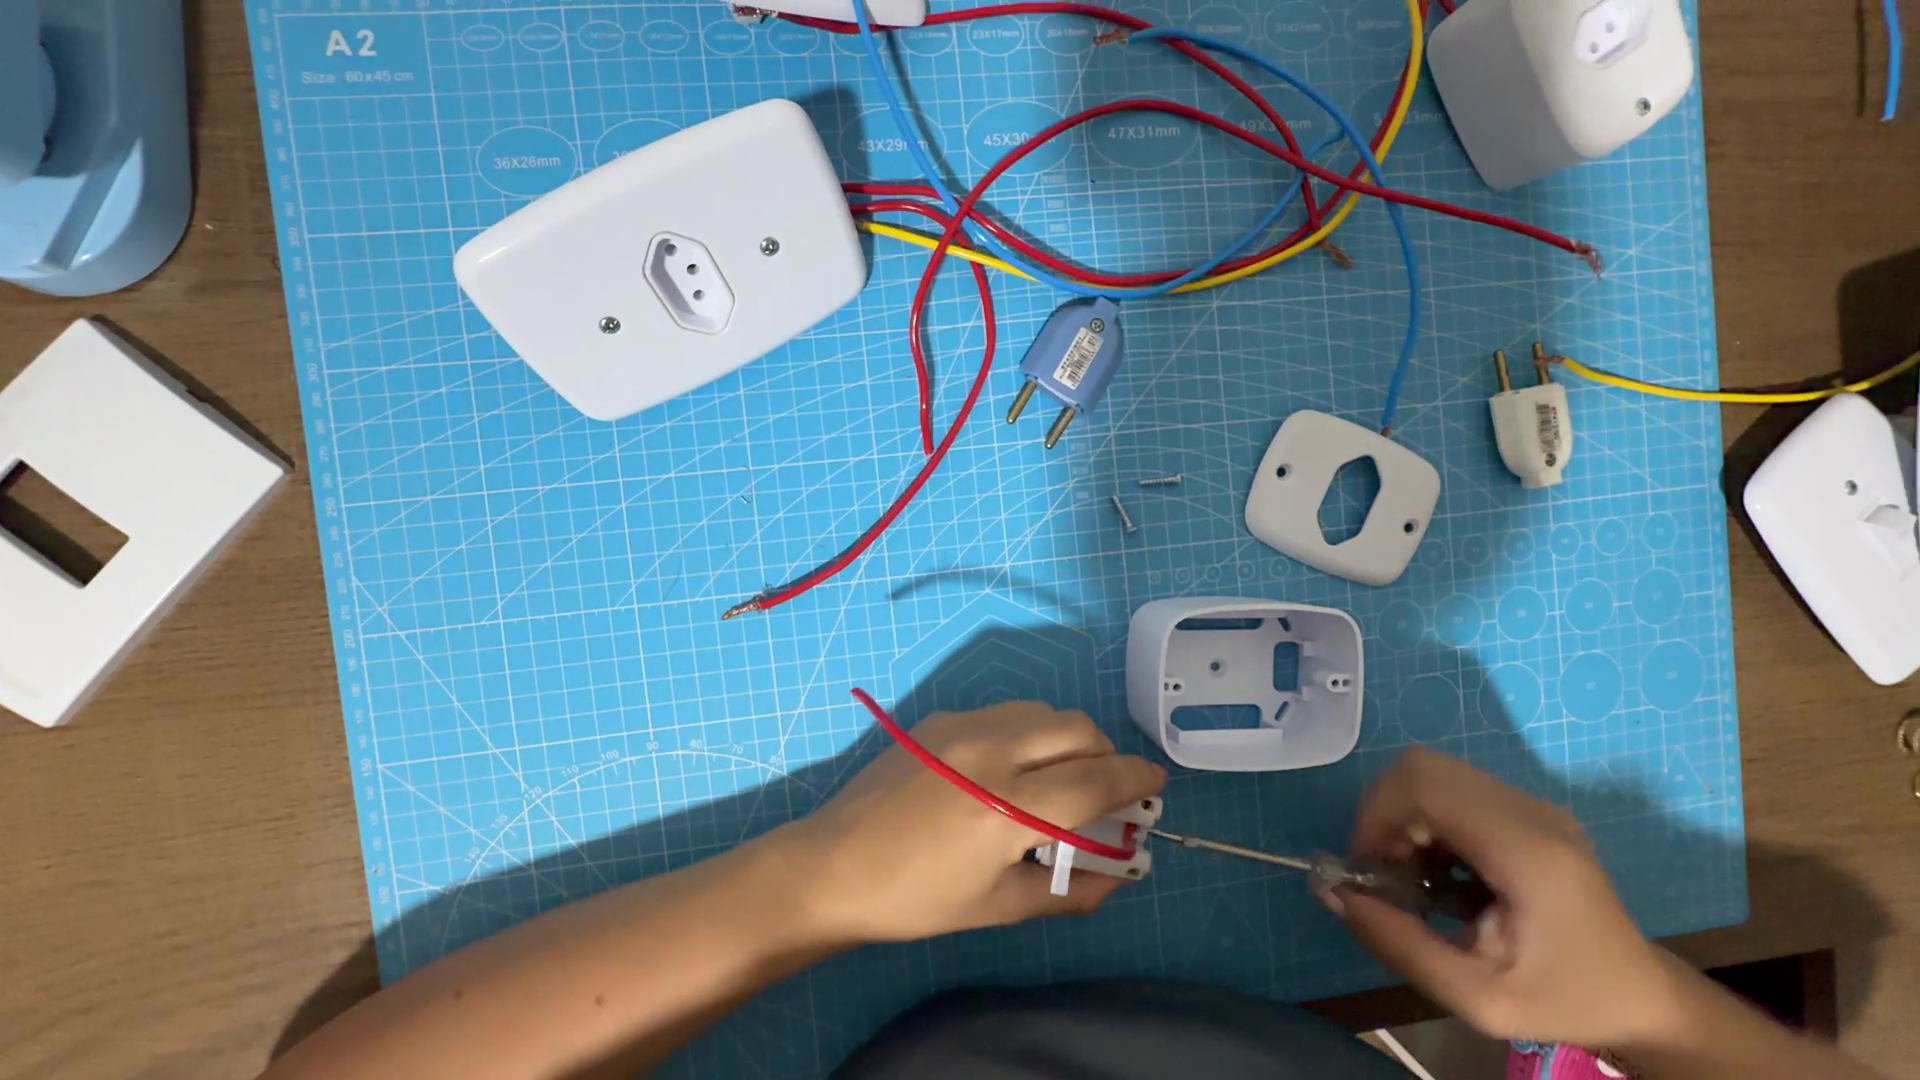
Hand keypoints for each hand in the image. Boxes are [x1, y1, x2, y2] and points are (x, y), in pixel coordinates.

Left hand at [773, 701, 1165, 944]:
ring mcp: (961, 729)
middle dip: (1105, 753)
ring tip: (1059, 772)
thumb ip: (1069, 889)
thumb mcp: (999, 906)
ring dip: (1067, 737)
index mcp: (1007, 808)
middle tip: (1104, 786)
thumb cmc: (917, 899)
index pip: (1094, 780)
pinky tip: (1008, 766)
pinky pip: (1002, 712)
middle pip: (1076, 729)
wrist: (834, 865)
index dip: (1135, 780)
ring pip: (1041, 712)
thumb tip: (1120, 873)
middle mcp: (990, 753)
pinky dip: (1026, 731)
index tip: (1155, 782)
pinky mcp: (938, 720)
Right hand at [1330, 747, 1674, 1046]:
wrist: (1644, 1001)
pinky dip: (1424, 819)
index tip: (1367, 868)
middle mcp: (1530, 811)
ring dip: (1402, 816)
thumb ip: (1398, 943)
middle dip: (1383, 812)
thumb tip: (1331, 892)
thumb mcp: (1476, 997)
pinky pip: (1452, 790)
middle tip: (1384, 868)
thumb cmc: (1564, 1000)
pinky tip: (1437, 869)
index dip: (1377, 814)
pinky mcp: (1526, 810)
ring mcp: (1531, 806)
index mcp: (1526, 851)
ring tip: (1410, 873)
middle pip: (1422, 768)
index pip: (1424, 783)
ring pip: (1432, 774)